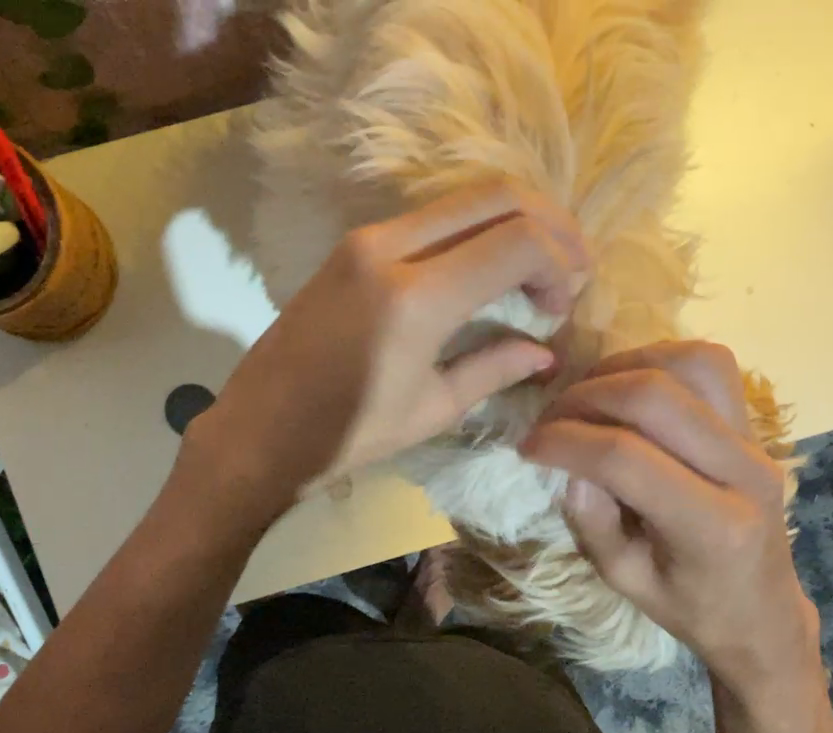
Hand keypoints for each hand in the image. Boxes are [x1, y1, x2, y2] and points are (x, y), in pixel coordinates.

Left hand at [182, 180, 586, 517]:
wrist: (260, 432)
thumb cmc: (347, 436)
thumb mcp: (431, 409)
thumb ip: (494, 368)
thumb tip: (545, 350)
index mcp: (415, 299)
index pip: (517, 242)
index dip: (560, 263)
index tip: (566, 304)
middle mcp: (389, 249)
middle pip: (496, 196)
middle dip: (550, 225)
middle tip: (571, 269)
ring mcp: (364, 239)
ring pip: (461, 199)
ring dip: (511, 221)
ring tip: (538, 268)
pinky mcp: (350, 246)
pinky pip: (429, 217)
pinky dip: (472, 230)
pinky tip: (488, 267)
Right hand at [519, 341, 816, 691]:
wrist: (762, 610)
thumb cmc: (690, 606)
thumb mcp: (626, 581)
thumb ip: (594, 524)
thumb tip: (567, 468)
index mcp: (711, 526)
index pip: (626, 457)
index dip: (565, 442)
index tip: (527, 447)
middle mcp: (743, 471)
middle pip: (656, 397)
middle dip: (586, 397)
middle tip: (549, 419)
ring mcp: (757, 441)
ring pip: (691, 363)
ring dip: (624, 368)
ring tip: (586, 395)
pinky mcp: (755, 424)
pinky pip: (709, 366)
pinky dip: (658, 362)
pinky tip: (625, 388)